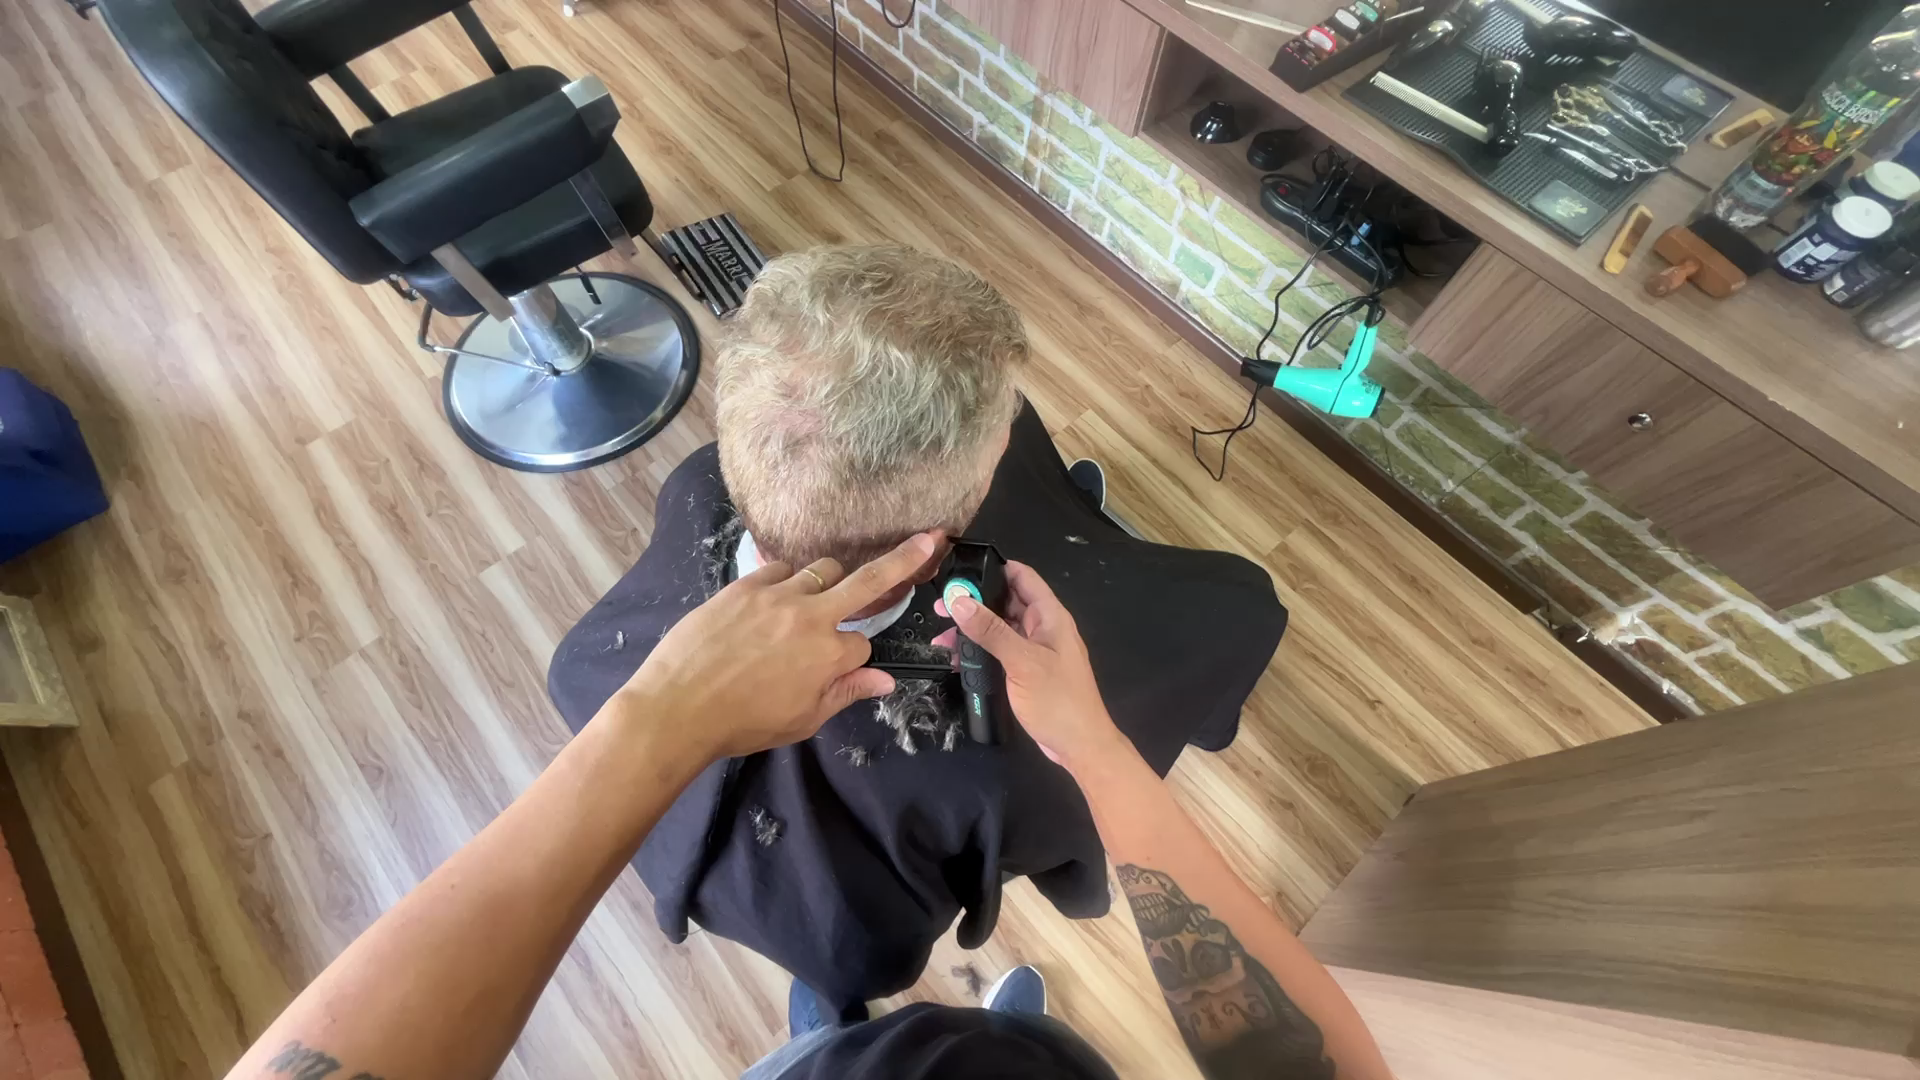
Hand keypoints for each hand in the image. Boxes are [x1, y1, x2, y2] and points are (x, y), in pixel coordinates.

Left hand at [610, 533, 938, 761]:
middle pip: (869, 580)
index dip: (852, 657)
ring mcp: (778, 594)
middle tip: (928, 538)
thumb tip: (887, 680)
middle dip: (904, 559)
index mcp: (829, 655)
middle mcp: (812, 616)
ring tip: (807, 602)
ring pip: (822, 569)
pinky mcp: (745, 584)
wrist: (676, 709)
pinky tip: (770, 601)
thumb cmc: (744, 724)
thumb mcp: (803, 720)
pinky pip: (779, 568)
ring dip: (827, 582)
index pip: (863, 643)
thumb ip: (847, 693)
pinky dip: (784, 581)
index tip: (835, 669)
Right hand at [945, 561, 1129, 772]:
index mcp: (1050, 616)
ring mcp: (1034, 649)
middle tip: (941, 605)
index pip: (1023, 577)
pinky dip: (980, 650)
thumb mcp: (1021, 661)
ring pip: (1000, 628)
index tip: (962, 569)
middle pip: (1006, 601)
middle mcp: (1042, 627)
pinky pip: (1000, 650)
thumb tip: (959, 599)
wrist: (1079, 746)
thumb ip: (990, 630)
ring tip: (941, 635)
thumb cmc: (1057, 699)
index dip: (995, 568)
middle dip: (975, 601)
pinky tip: (957, 657)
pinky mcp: (1026, 670)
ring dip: (973, 628)